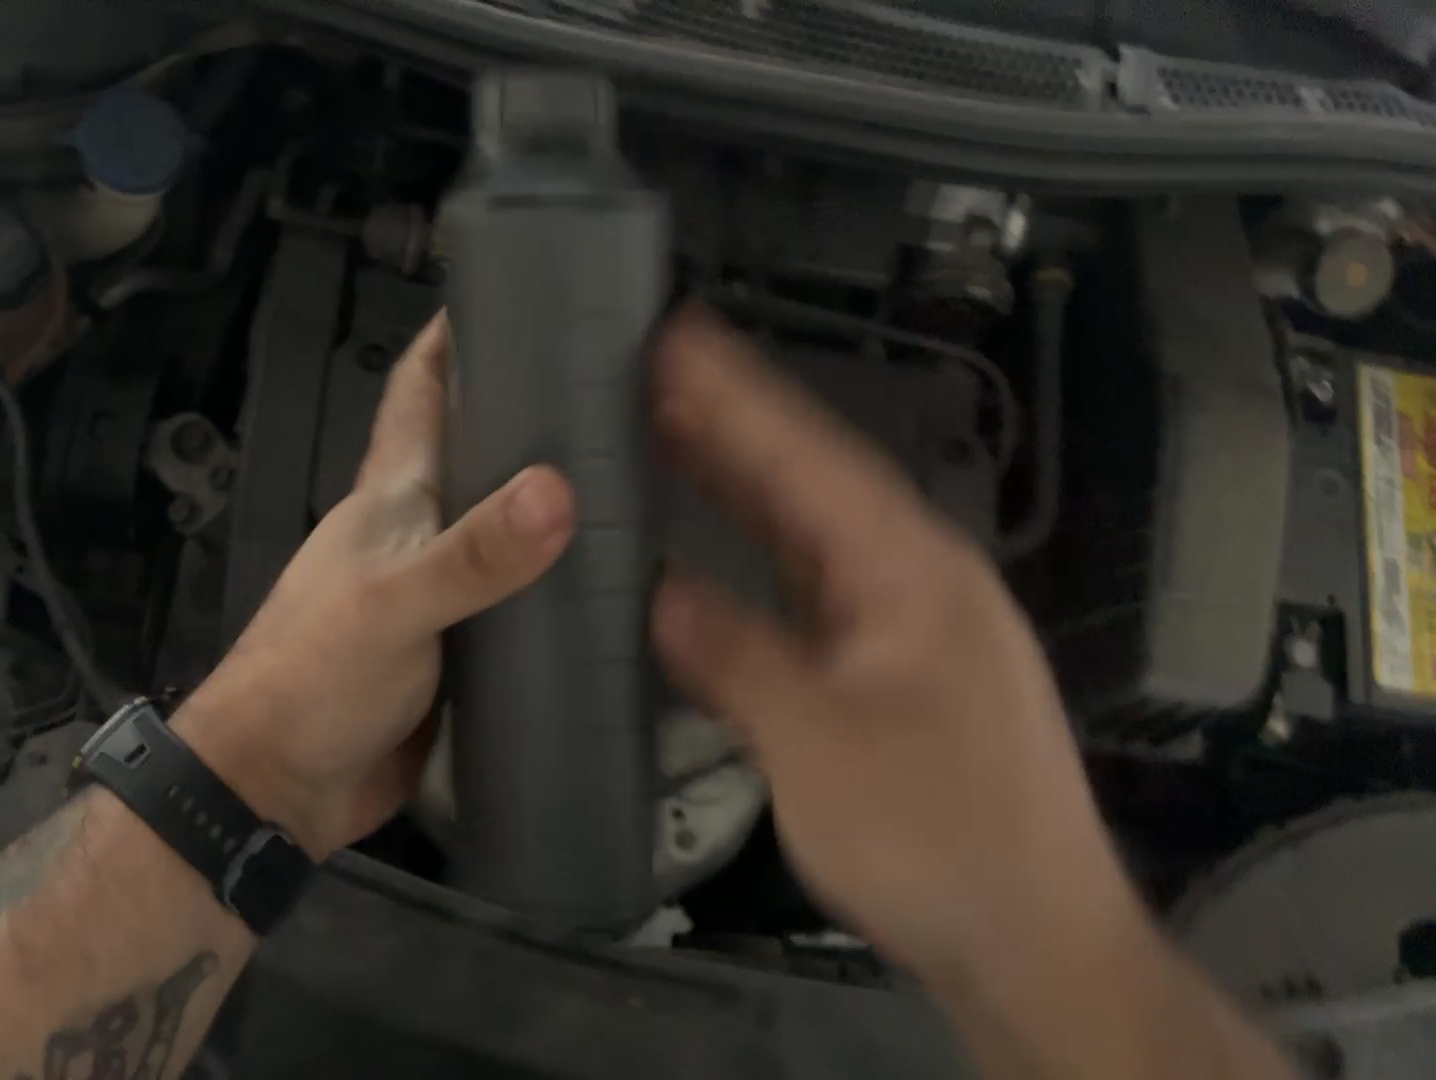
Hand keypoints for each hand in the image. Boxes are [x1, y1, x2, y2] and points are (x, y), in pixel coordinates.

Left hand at [172, 314, 575, 859]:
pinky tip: (610, 579)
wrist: (282, 786)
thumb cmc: (316, 676)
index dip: (455, 336)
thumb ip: (470, 554)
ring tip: (637, 479)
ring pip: (504, 527)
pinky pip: (517, 598)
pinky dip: (555, 582)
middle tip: (618, 391)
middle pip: (478, 452)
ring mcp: (441, 590)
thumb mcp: (393, 605)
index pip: (418, 389)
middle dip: (533, 416)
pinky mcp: (464, 646)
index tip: (517, 292)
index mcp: (390, 494)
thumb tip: (558, 490)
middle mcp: (417, 530)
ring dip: (553, 504)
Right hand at [649, 308, 1147, 984]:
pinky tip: (690, 546)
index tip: (676, 338)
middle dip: (726, 422)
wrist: (1024, 939)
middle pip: (801, 480)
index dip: (740, 395)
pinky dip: (738, 555)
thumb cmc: (939, 839)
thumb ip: (738, 658)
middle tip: (647, 369)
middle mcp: (900, 577)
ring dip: (728, 481)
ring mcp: (885, 620)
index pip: (810, 458)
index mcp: (908, 572)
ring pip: (793, 530)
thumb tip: (660, 595)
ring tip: (656, 430)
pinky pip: (789, 585)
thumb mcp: (824, 746)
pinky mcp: (865, 661)